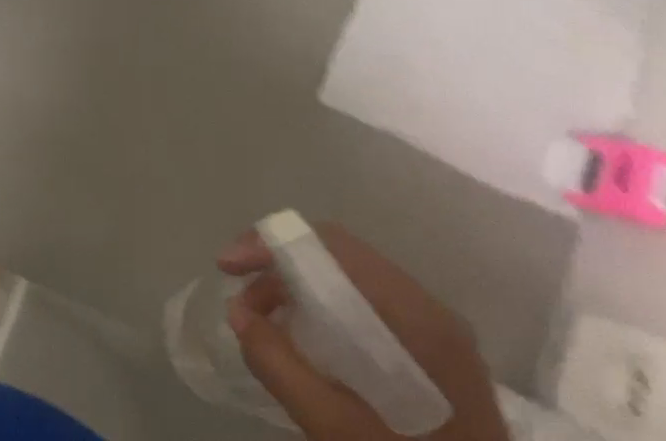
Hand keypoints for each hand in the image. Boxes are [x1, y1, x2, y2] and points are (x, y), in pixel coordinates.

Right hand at [218, 224, 509, 440]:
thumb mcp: (334, 426)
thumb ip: (278, 366)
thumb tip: (238, 313)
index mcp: (417, 319)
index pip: (333, 245)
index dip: (271, 244)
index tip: (227, 268)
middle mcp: (432, 312)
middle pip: (339, 257)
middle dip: (277, 268)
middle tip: (242, 301)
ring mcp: (438, 334)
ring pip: (350, 281)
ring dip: (296, 291)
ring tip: (265, 325)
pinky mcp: (436, 356)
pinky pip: (367, 307)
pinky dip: (323, 311)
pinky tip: (304, 343)